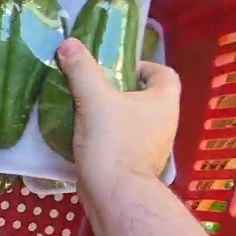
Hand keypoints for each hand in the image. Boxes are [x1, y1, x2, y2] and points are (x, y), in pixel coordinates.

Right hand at [56, 37, 180, 193]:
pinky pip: (126, 142)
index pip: (164, 73)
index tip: (119, 69)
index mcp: (164, 101)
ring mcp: (153, 146)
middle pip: (148, 98)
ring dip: (116, 116)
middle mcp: (166, 122)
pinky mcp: (137, 165)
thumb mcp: (94, 99)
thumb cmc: (113, 141)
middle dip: (124, 92)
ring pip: (136, 121)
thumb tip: (69, 43)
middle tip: (96, 90)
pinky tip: (88, 138)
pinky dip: (111, 138)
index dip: (145, 67)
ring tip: (88, 113)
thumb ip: (82, 70)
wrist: (115, 192)